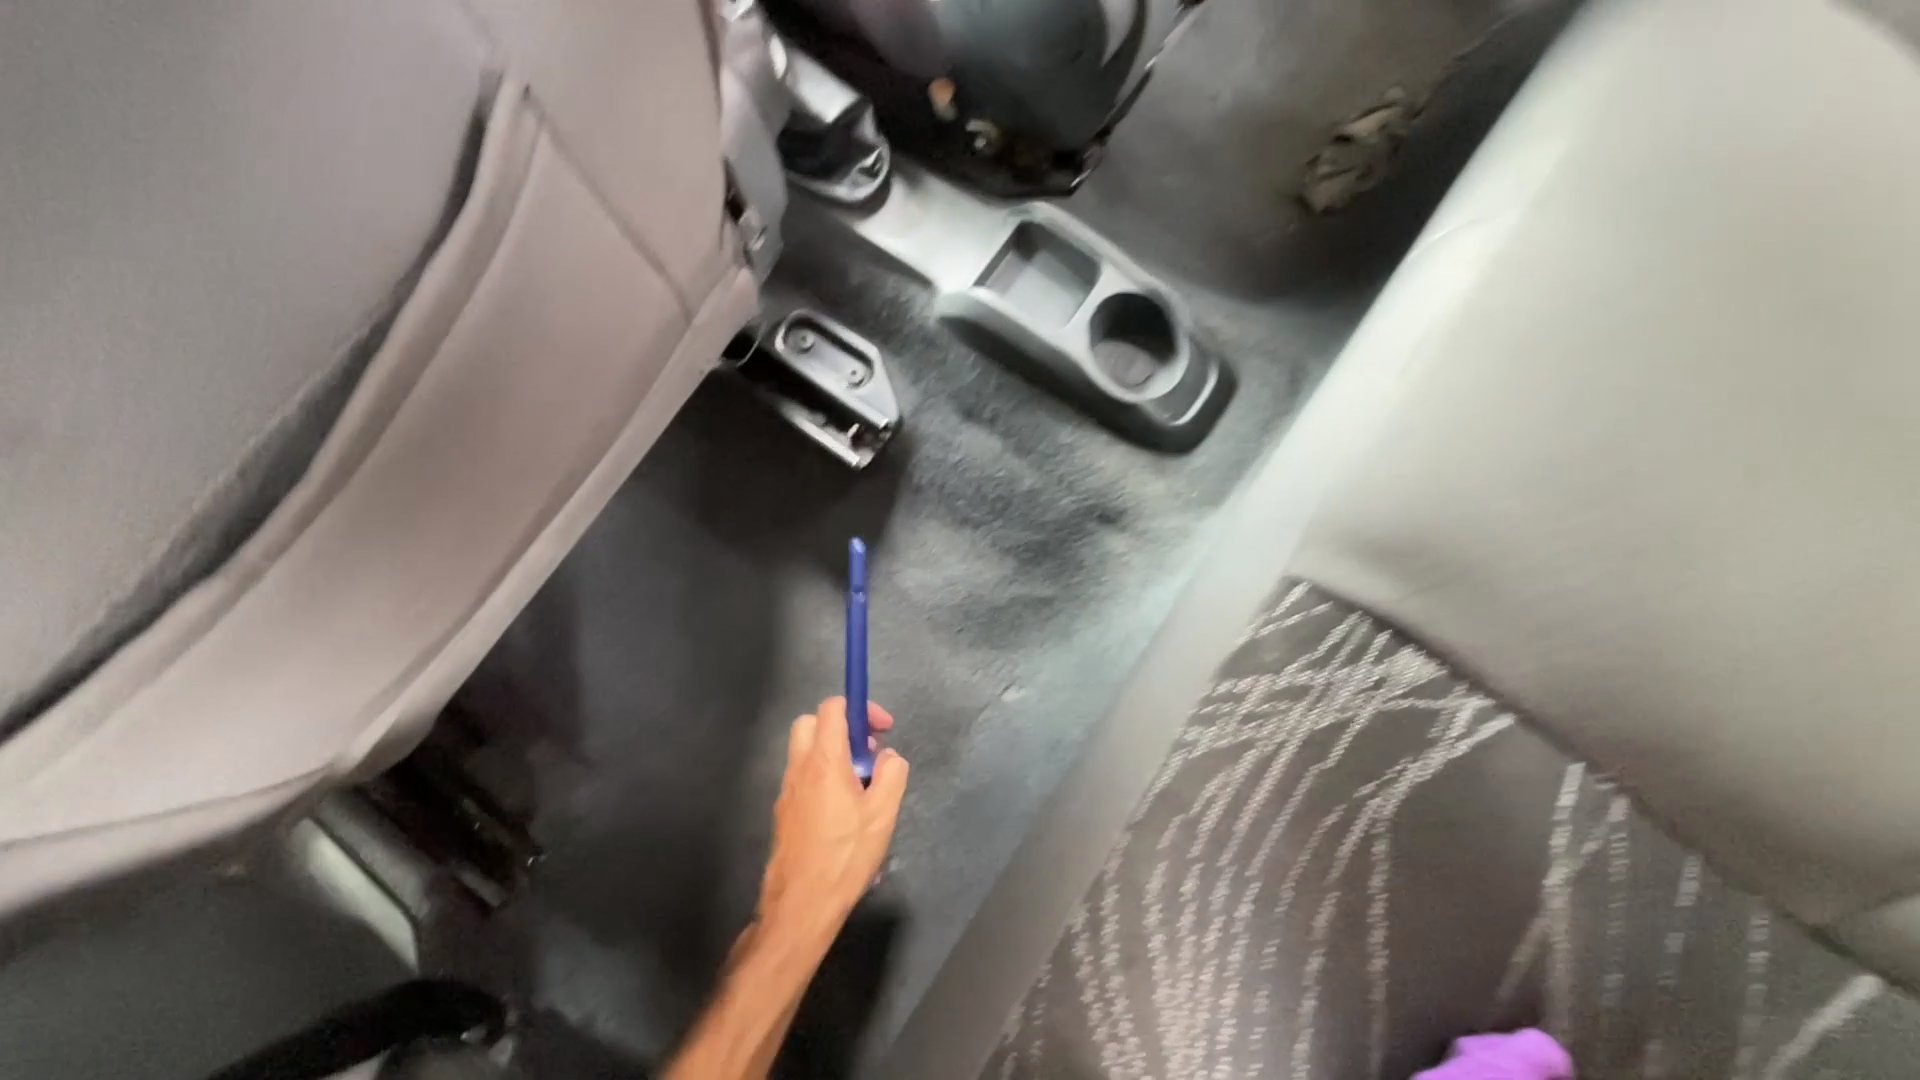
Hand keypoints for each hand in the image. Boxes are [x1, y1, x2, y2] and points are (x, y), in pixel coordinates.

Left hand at [757, 697, 908, 946]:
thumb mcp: (883, 814)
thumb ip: (892, 775)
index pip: (832, 708)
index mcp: (824, 760)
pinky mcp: (784, 812)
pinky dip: (822, 777)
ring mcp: (787, 790)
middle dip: (841, 726)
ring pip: (804, 751)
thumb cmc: (845, 855)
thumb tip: (889, 758)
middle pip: (811, 723)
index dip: (860, 708)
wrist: (802, 903)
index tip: (882, 729)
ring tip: (860, 786)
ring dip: (831, 753)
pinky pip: (802, 777)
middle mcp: (800, 768)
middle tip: (866, 753)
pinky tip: (843, 810)